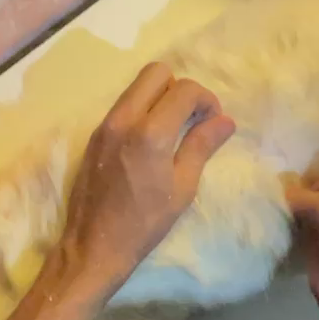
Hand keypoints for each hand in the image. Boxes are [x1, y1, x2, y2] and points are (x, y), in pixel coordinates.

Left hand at [50, 63, 236, 297]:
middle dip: (180, 88)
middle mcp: (123, 119)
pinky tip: (150, 143)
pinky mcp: (94, 137)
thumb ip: (202, 147)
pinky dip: (141, 111)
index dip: (206, 100)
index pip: (185, 89)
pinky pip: (122, 107)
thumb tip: (225, 121)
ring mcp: (104, 126)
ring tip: (172, 131)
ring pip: (136, 87)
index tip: (212, 122)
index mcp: (150, 133)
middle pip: (156, 73)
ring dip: (159, 98)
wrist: (94, 247)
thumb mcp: (182, 188)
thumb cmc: (144, 224)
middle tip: (190, 119)